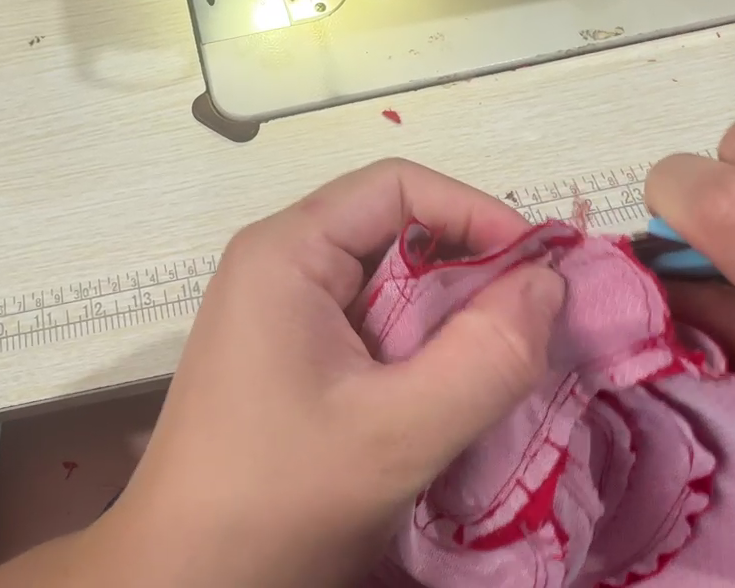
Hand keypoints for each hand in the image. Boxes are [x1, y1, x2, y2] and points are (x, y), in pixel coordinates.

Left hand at [88, 159, 564, 587]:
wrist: (186, 571)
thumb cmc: (281, 494)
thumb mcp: (398, 431)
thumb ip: (486, 356)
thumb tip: (548, 282)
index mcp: (287, 249)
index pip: (395, 185)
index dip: (474, 211)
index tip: (540, 269)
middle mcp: (277, 258)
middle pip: (389, 226)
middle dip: (466, 266)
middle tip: (531, 325)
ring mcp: (275, 301)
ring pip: (381, 276)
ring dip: (443, 310)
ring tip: (494, 362)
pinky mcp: (283, 343)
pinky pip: (362, 316)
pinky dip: (412, 340)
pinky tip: (441, 387)